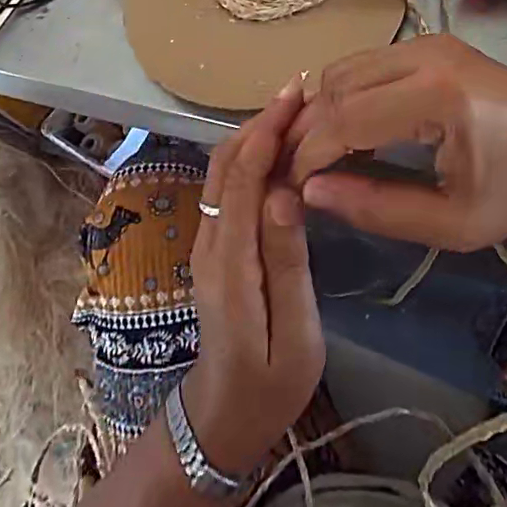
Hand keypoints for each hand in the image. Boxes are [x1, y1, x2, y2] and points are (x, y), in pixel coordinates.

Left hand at [180, 74, 324, 478]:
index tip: (295, 97)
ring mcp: (207, 244)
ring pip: (221, 174)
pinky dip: (249, 160)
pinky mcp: (215, 248)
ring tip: (291, 110)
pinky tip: (278, 152)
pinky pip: (227, 191)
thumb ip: (287, 261)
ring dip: (251, 136)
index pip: (241, 179)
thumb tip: (284, 192)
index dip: (265, 133)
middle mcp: (210, 242)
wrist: (224, 416)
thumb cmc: (269, 383)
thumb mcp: (294, 333)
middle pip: (223, 166)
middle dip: (257, 122)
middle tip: (298, 91)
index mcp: (230, 262)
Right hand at [284, 35, 506, 250]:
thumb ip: (377, 209)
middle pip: (335, 87)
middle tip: (297, 171)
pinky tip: (348, 126)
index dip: (308, 154)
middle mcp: (425, 54)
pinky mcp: (428, 41)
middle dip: (307, 130)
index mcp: (437, 97)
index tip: (292, 187)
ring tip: (319, 152)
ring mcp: (426, 41)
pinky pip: (364, 63)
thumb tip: (310, 193)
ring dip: (322, 109)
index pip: (345, 118)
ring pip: (343, 69)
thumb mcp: (453, 223)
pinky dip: (344, 94)